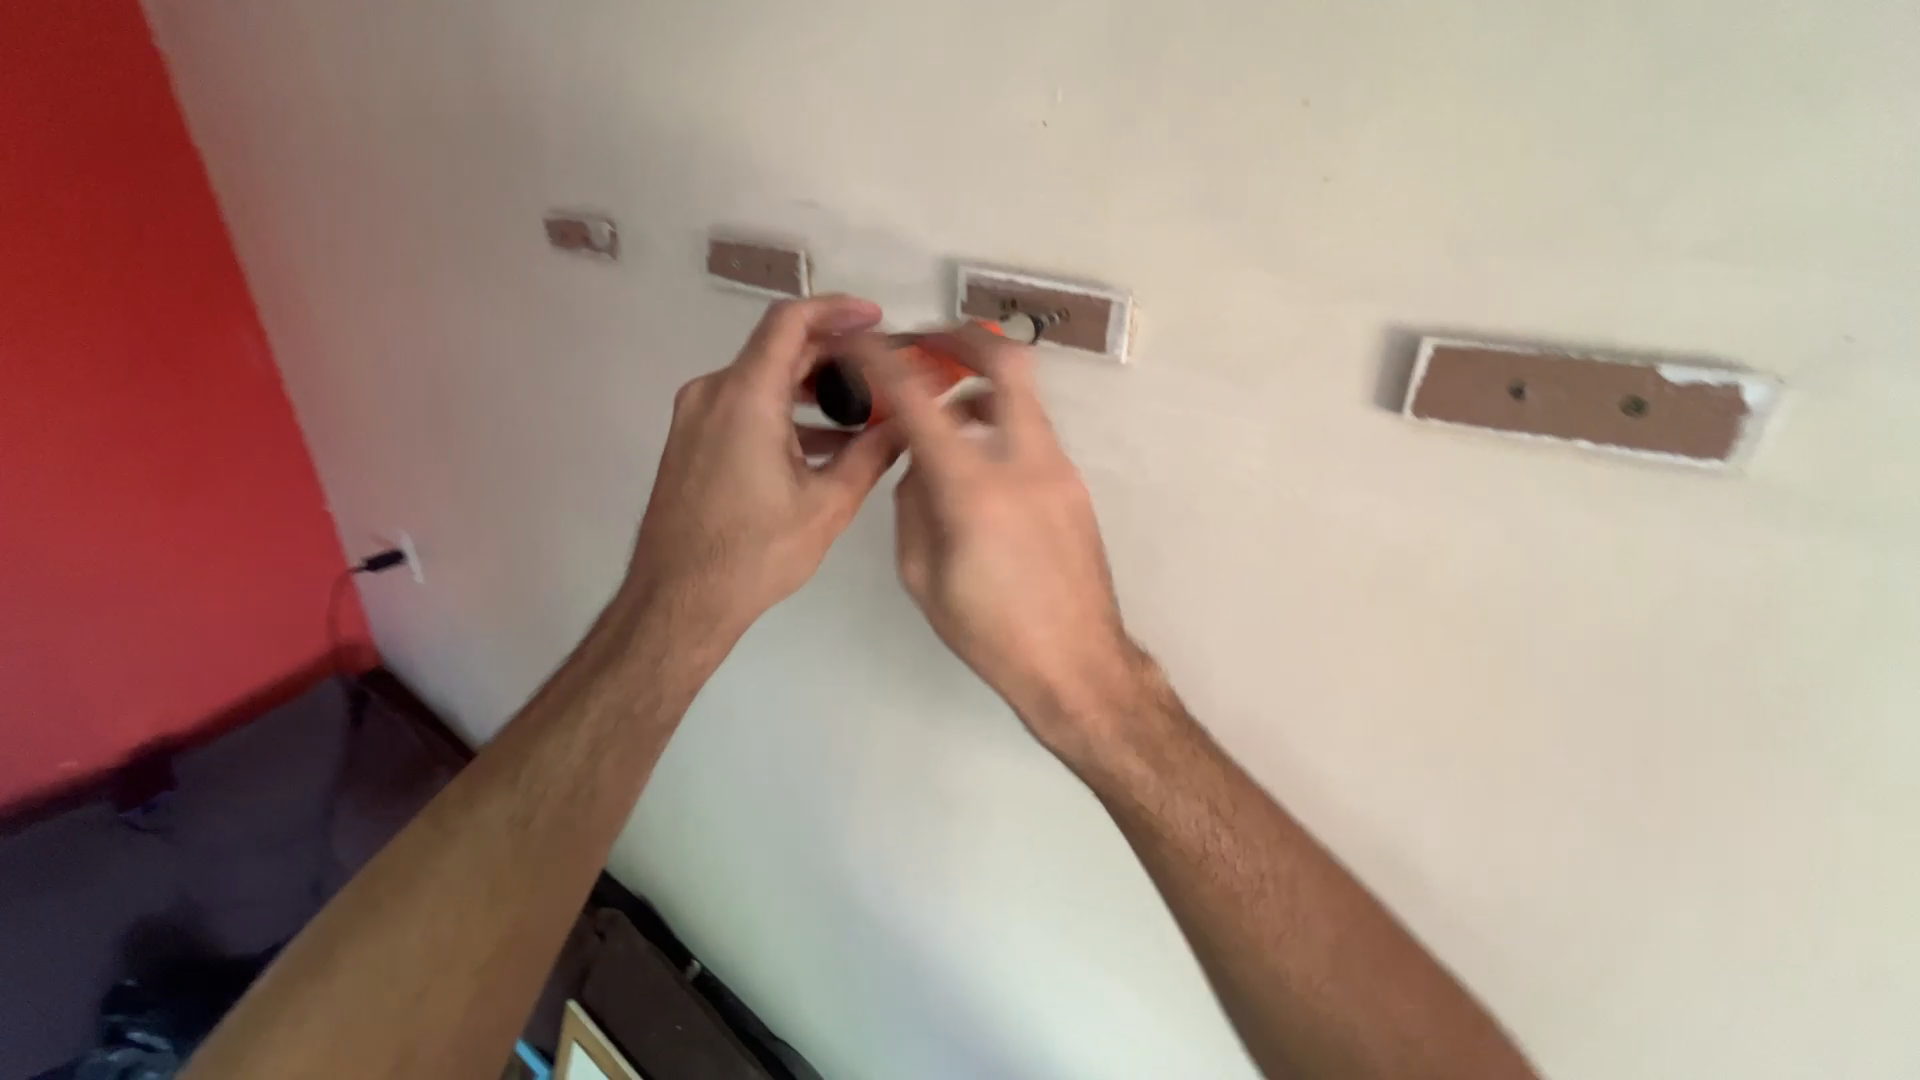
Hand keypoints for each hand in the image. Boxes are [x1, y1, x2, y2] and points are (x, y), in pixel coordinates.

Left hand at [624, 296, 902, 639]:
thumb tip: (910, 426)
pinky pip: (742, 407)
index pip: (790, 322)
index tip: (875, 319)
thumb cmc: (755, 553)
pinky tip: (821, 444)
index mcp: (746, 396)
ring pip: (760, 380)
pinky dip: (783, 413)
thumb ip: (872, 455)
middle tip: (880, 372)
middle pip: (778, 349)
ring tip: (860, 412)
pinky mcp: (691, 441)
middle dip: (832, 355)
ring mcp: (695, 417)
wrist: (679, 600)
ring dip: (810, 389)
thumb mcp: (828, 504)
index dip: (837, 310)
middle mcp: (713, 392)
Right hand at [840, 326, 1143, 756]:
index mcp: (972, 489)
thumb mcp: (922, 574)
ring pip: (1022, 398)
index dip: (883, 360)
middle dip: (959, 339)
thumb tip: (919, 459)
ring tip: (947, 415)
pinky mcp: (1076, 485)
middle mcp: (1023, 462)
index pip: (918, 399)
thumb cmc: (989, 633)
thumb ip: (913, 502)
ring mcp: (1059, 470)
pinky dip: (1001, 426)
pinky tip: (981, 463)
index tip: (863, 342)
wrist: (1077, 663)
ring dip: (980, 389)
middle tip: (927, 343)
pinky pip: (1034, 433)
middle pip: (1004, 363)